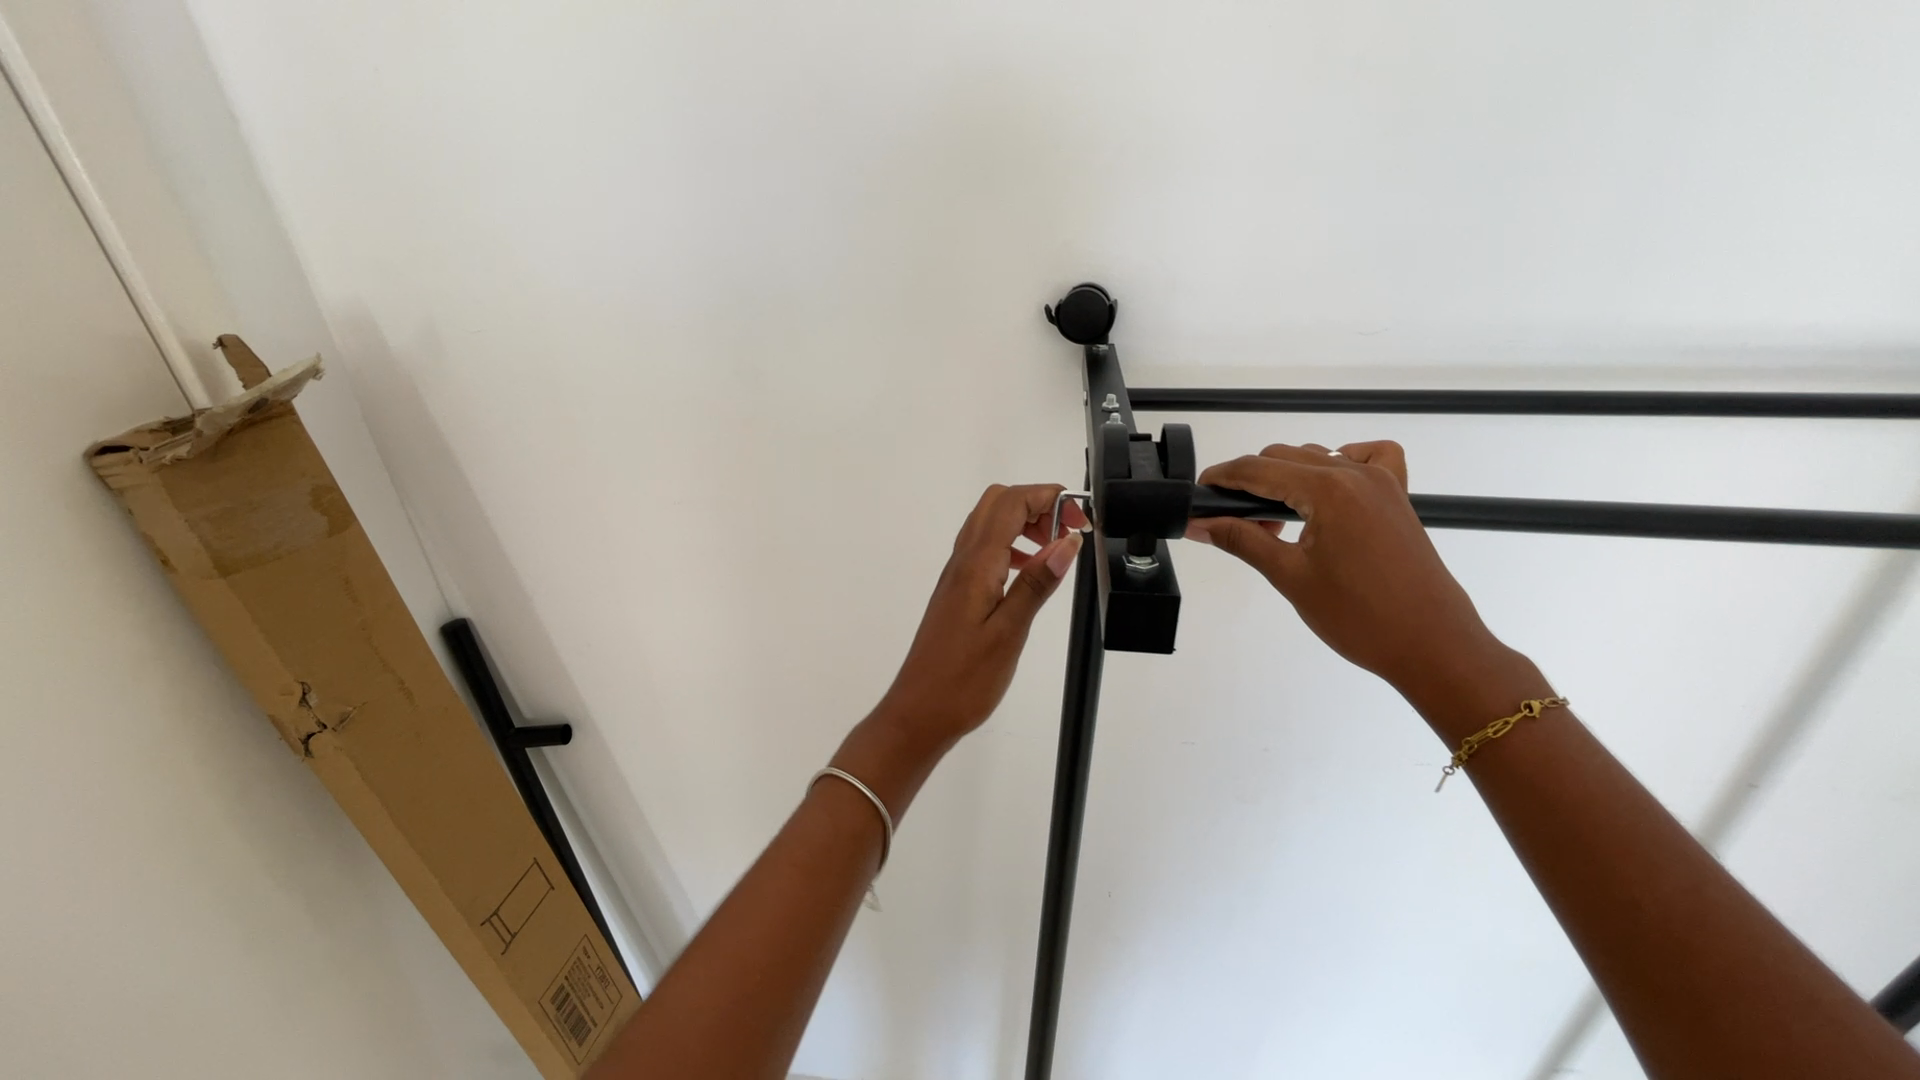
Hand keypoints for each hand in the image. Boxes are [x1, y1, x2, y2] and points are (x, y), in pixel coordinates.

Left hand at [870, 484, 1084, 744]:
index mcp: (976, 565)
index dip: (1049, 497)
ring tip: (1054, 553)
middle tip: (1068, 534)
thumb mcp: (1009, 633)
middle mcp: (962, 562)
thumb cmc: (964, 680)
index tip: (1081, 520)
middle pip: (997, 503)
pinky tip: (1027, 575)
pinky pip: (984, 551)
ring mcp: (956, 576)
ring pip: (989, 525)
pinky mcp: (957, 593)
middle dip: (1037, 504)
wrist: (919, 712)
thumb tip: (1066, 542)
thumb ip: (1036, 584)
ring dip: (1024, 524)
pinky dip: (1011, 547)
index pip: (1011, 503)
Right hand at [1188, 442, 1521, 705]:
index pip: (1257, 470)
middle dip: (1250, 484)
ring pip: (1317, 458)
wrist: (1431, 645)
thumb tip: (1199, 523)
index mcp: (1328, 490)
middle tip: (1231, 524)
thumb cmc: (1361, 618)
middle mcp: (1356, 475)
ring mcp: (1382, 483)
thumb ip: (1240, 539)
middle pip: (1284, 458)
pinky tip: (1323, 493)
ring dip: (1285, 480)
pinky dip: (1338, 465)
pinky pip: (1366, 459)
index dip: (1221, 479)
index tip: (1197, 495)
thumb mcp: (1289, 576)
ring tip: (1272, 526)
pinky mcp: (1397, 497)